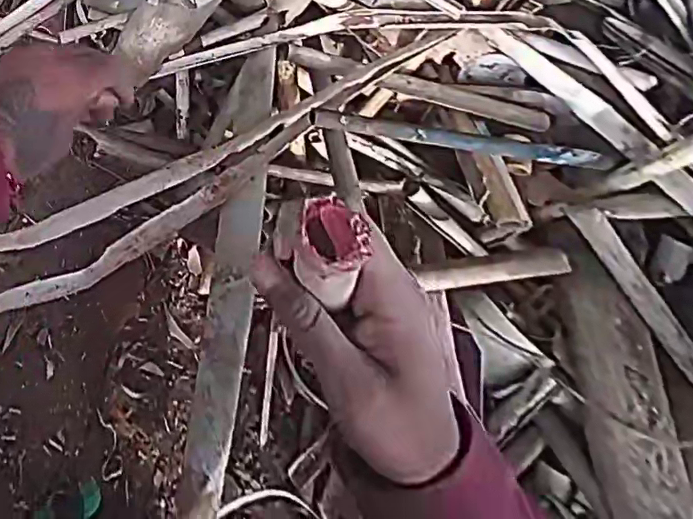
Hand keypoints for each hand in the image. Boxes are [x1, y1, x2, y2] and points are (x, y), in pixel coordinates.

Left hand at [0, 44, 134, 181]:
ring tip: (72, 99)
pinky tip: (48, 91)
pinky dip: (51, 69)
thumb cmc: (13, 144)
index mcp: (75, 75)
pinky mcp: (9, 57)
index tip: (121, 98)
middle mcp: (53, 57)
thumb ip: (85, 110)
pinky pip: (40, 56)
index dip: (123, 84)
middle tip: (100, 102)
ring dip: (74, 71)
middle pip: (89, 55)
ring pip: (64, 53)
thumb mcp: (63, 136)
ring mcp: (29, 53)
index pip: (113, 67)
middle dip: (99, 77)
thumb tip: (93, 105)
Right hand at [251, 222, 460, 485]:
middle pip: (331, 234)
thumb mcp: (344, 377)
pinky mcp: (367, 303)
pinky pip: (326, 277)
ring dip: (299, 277)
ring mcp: (380, 292)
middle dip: (297, 257)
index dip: (306, 233)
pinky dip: (307, 292)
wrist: (429, 466)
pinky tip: (309, 323)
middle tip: (285, 295)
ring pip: (323, 254)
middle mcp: (392, 283)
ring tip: (300, 317)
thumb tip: (262, 266)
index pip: (347, 227)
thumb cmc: (402, 432)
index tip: (278, 258)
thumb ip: (301, 317)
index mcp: (397, 293)